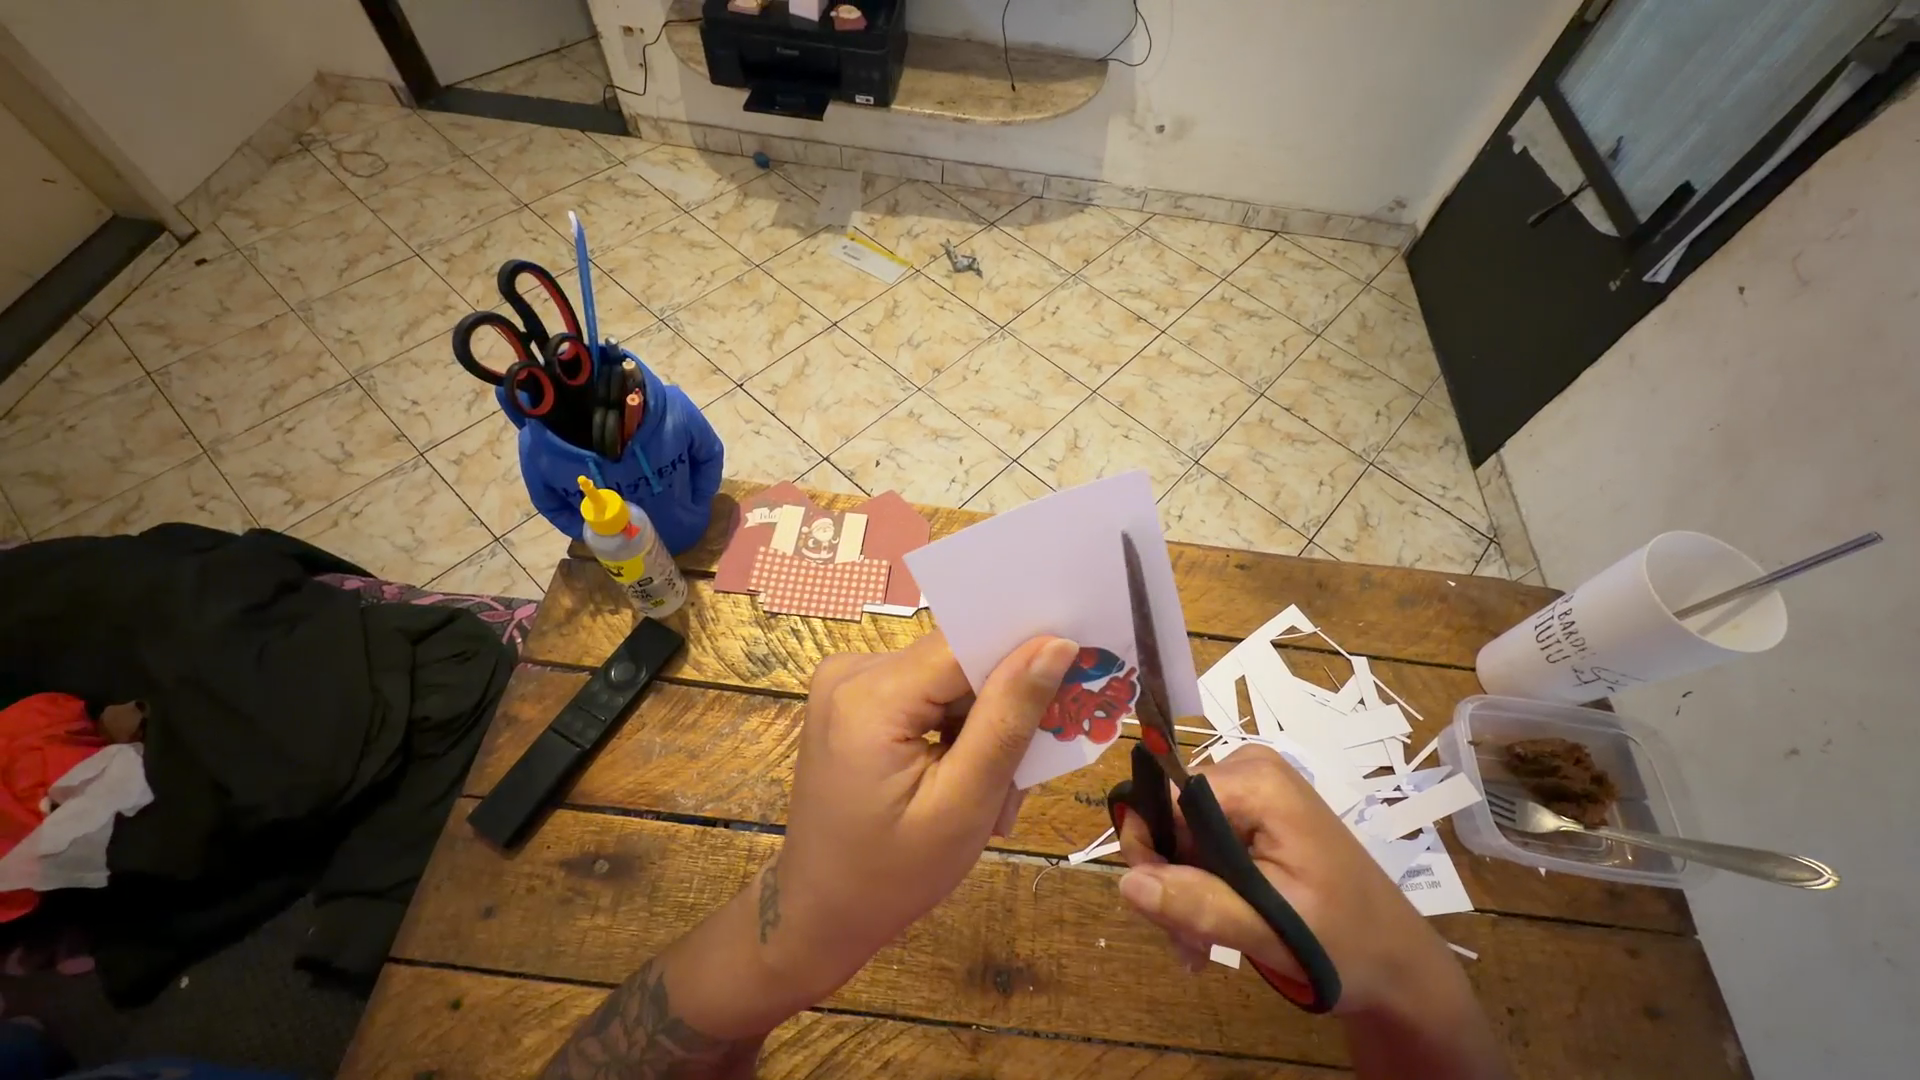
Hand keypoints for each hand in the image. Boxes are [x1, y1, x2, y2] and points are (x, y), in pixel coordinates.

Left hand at [766, 631, 1078, 1003]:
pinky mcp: (853, 699)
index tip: (1071, 686)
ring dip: (980, 731)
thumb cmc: (891, 875)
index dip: (1022, 656)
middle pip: (956, 663)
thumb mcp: (964, 803)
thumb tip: (1055, 645)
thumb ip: (1009, 718)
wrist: (819, 912)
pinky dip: (953, 732)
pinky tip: (961, 780)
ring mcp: (847, 683)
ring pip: (947, 681)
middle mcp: (851, 670)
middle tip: (1019, 782)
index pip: (964, 643)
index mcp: (870, 694)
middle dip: (1000, 714)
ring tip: (990, 798)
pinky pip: (925, 695)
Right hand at [1113, 744, 1466, 1017]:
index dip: (1151, 851)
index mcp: (1256, 781)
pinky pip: (1201, 835)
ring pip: (1178, 830)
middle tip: (1188, 942)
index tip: (1162, 910)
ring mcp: (1253, 785)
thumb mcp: (1268, 931)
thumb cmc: (1347, 945)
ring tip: (1200, 945)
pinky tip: (1210, 925)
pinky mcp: (1255, 807)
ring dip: (1181, 888)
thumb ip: (1197, 903)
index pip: (1164, 798)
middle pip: (1169, 814)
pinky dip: (1199, 881)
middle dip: (1168, 879)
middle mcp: (1249, 767)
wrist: (1400, 963)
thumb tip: (1126, 881)